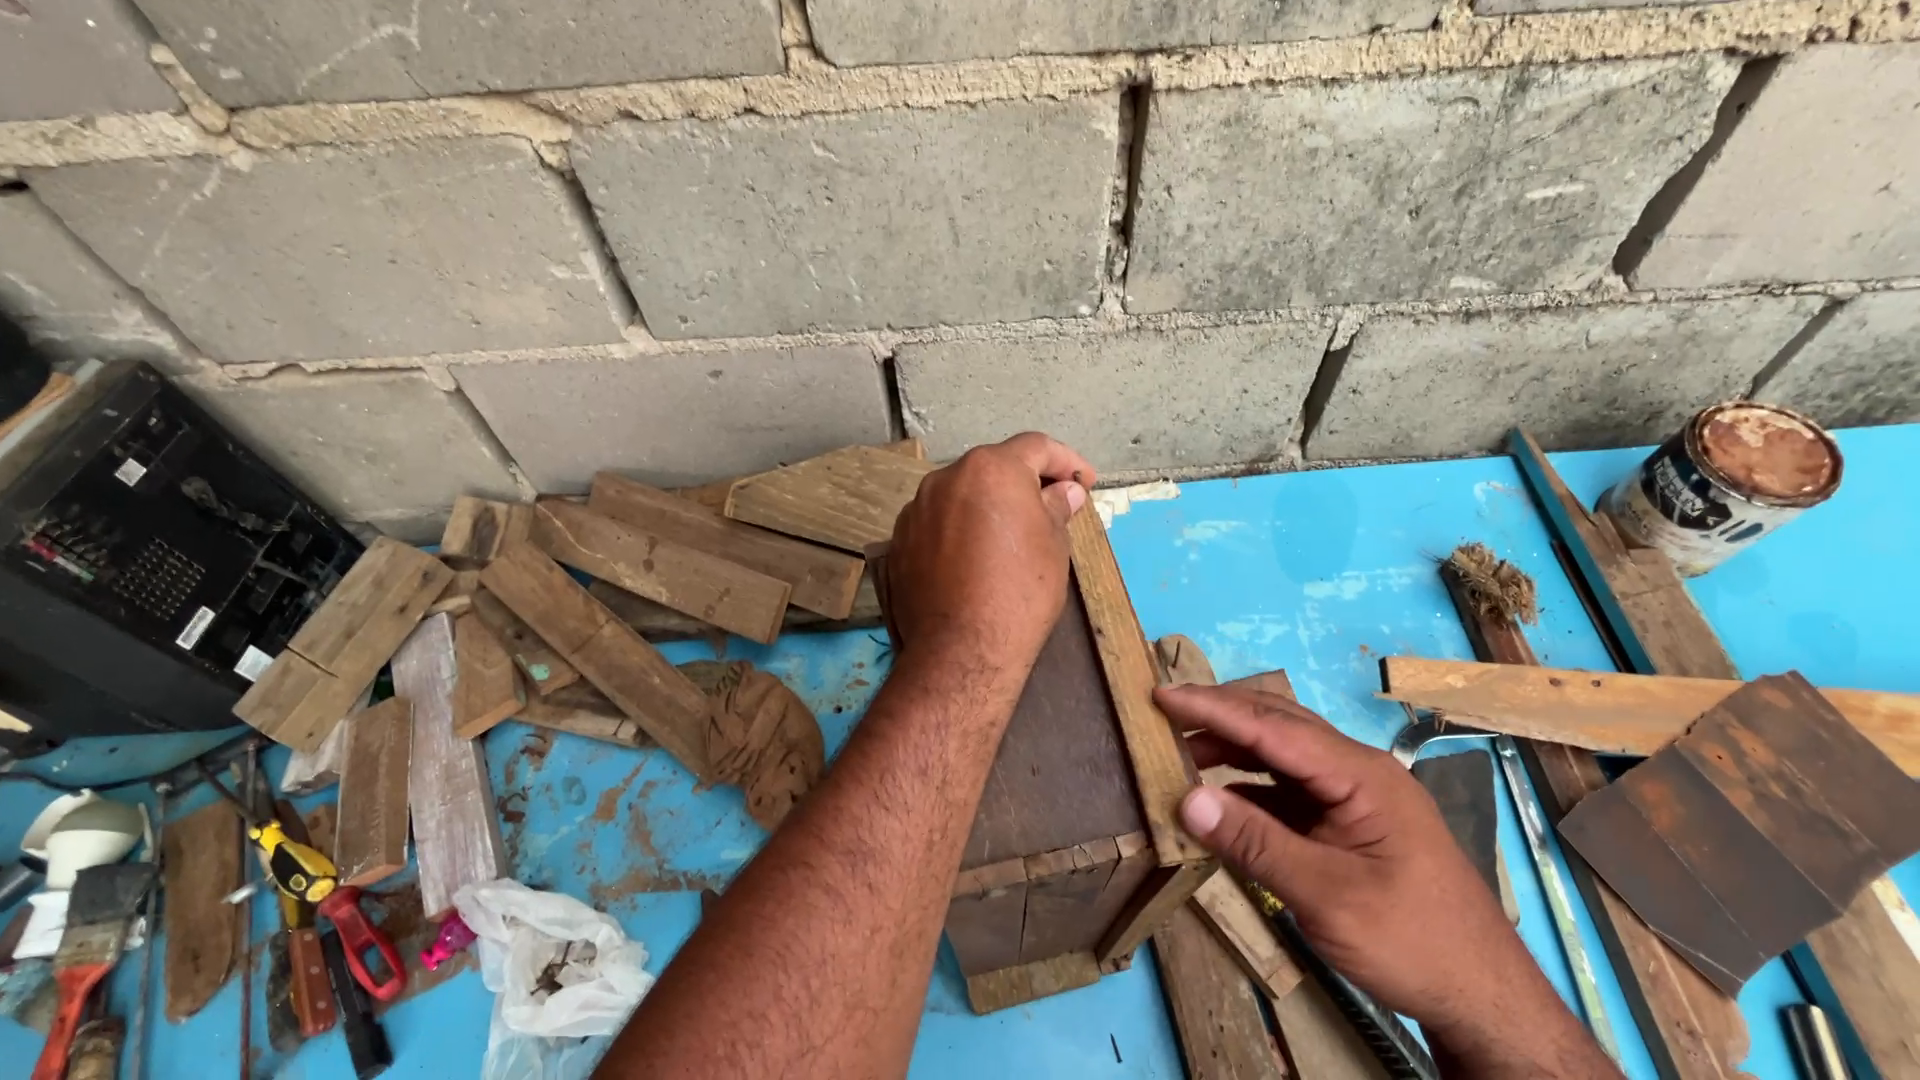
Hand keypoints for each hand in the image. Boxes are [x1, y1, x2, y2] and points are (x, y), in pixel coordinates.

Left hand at [884, 433, 1092, 675]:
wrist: (961, 649)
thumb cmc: (1020, 593)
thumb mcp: (1053, 546)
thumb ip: (1057, 507)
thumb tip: (1064, 491)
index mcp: (991, 469)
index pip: (1036, 447)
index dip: (1067, 461)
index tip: (1083, 482)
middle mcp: (946, 478)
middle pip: (993, 468)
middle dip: (1024, 482)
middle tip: (1052, 509)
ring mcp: (917, 508)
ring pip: (961, 494)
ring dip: (988, 506)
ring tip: (1011, 537)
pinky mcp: (900, 540)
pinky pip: (938, 522)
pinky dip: (960, 528)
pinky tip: (975, 558)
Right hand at [1159, 684, 1547, 1039]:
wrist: (1483, 997)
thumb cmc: (1412, 941)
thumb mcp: (1327, 896)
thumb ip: (1255, 842)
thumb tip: (1187, 799)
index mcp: (1361, 775)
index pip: (1273, 727)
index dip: (1213, 708)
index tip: (1160, 695)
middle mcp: (1359, 772)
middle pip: (1280, 727)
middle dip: (1220, 716)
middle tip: (1163, 714)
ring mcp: (1356, 798)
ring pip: (1284, 756)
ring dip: (1233, 750)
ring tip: (1180, 754)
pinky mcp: (1350, 825)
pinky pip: (1291, 791)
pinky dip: (1250, 787)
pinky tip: (1221, 799)